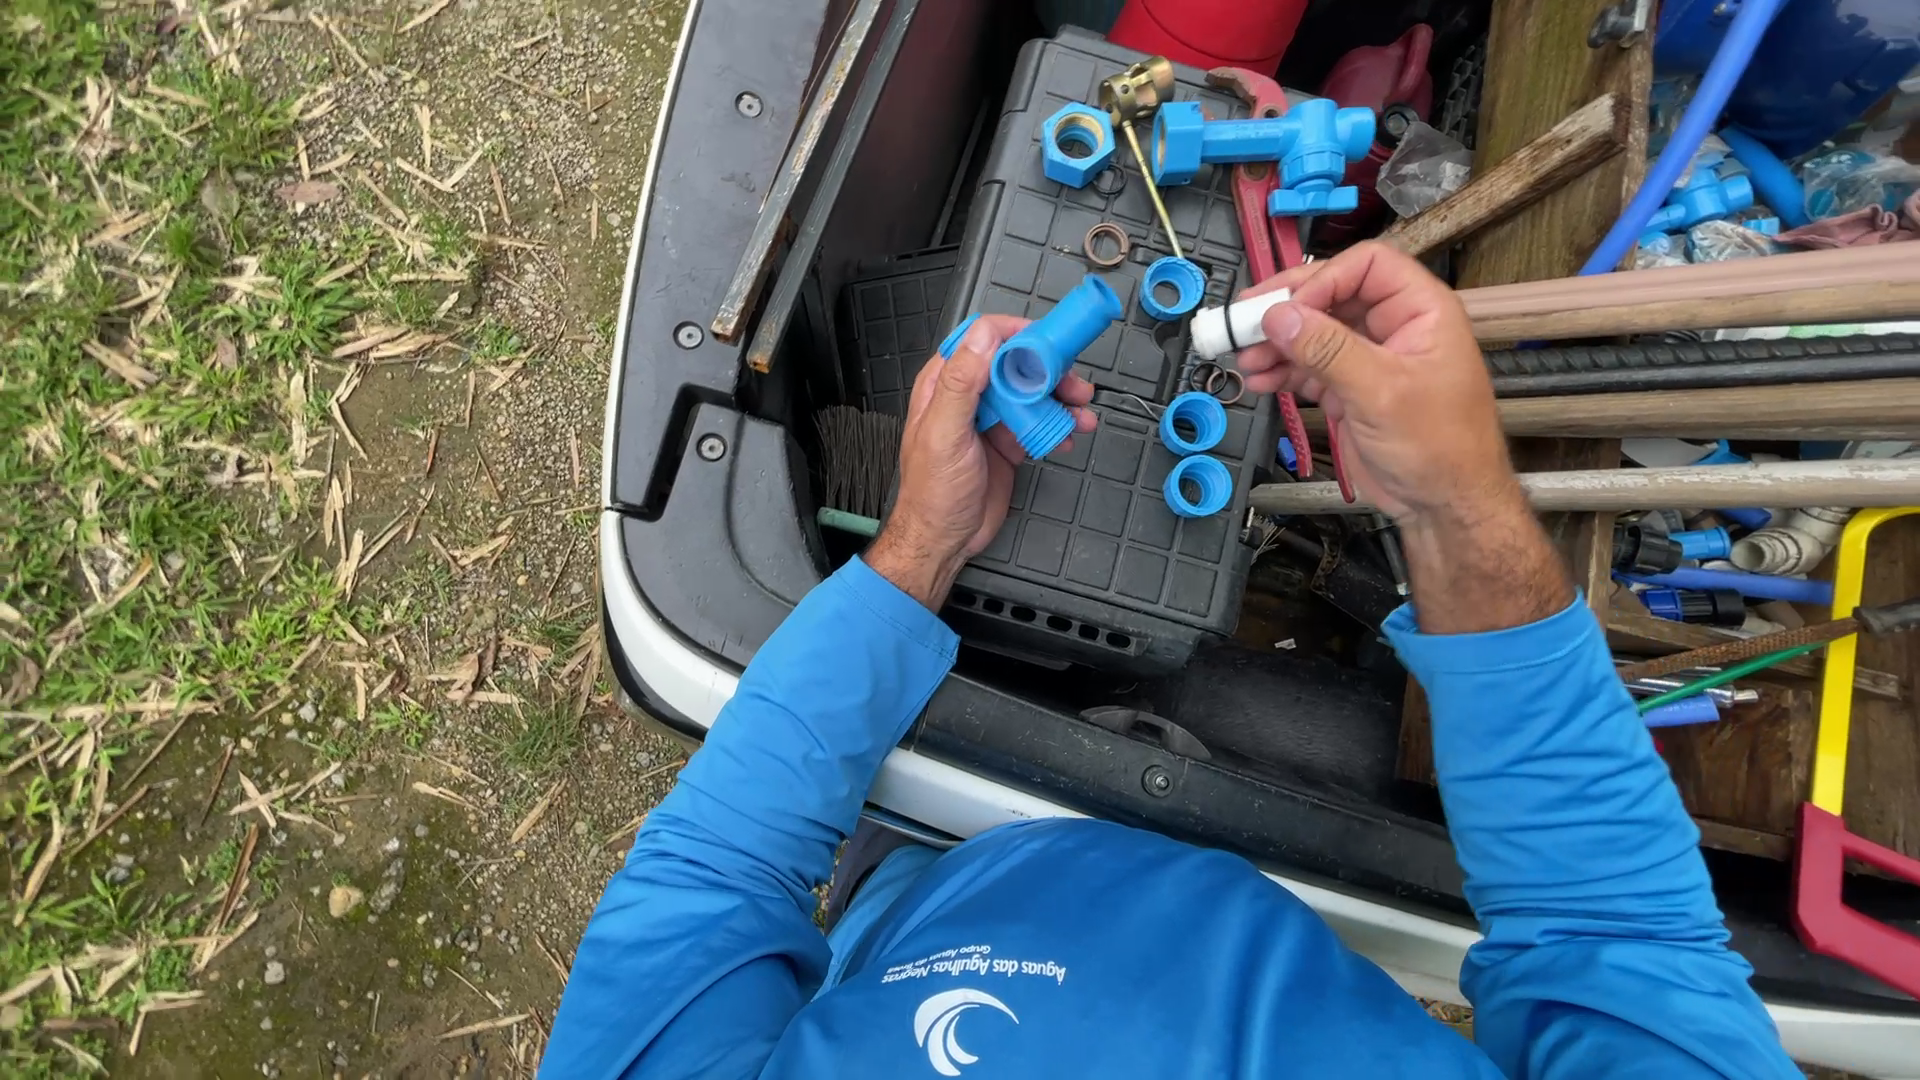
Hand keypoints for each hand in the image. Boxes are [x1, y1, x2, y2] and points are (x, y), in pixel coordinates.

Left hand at [866, 316, 1097, 609]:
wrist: (945, 540)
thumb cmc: (932, 492)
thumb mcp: (945, 434)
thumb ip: (961, 384)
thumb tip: (981, 337)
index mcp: (944, 385)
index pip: (981, 340)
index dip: (1015, 337)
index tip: (1045, 345)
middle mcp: (969, 397)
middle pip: (1014, 365)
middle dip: (1048, 370)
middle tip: (1073, 384)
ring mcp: (990, 420)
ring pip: (1032, 394)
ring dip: (1060, 399)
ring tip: (1082, 412)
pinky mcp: (1008, 442)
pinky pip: (1039, 424)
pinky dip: (1059, 427)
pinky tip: (1069, 436)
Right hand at [1232, 242, 1518, 526]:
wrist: (1440, 502)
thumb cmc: (1440, 447)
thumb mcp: (1380, 391)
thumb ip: (1327, 351)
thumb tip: (1281, 317)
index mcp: (1419, 311)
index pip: (1366, 267)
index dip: (1322, 281)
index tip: (1286, 310)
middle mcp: (1392, 328)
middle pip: (1330, 296)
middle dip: (1286, 309)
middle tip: (1245, 320)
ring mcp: (1366, 359)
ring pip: (1312, 333)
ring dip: (1275, 344)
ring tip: (1245, 357)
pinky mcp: (1347, 388)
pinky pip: (1306, 368)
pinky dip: (1280, 372)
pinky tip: (1259, 380)